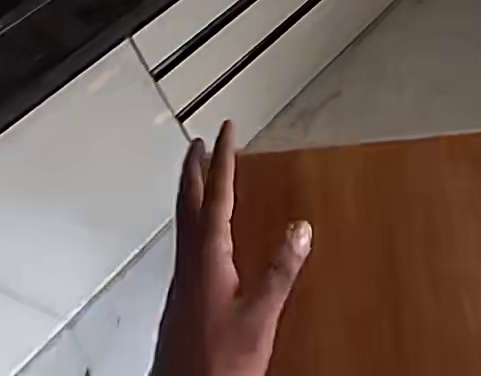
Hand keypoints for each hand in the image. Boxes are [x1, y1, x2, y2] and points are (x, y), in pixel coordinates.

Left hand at [152, 121, 312, 375]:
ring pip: (183, 218)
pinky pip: (185, 239)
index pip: (216, 192)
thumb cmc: (216, 365)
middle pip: (188, 199)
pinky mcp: (181, 294)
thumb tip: (299, 229)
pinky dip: (192, 217)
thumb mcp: (259, 318)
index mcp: (207, 254)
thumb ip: (279, 272)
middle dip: (194, 166)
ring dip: (191, 189)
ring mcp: (181, 276)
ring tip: (199, 174)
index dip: (222, 157)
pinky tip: (202, 233)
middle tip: (199, 141)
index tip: (226, 129)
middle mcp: (189, 258)